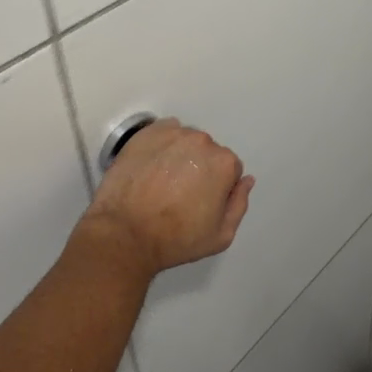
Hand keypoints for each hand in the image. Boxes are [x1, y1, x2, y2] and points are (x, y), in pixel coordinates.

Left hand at [80, 118, 253, 275]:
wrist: (124, 235)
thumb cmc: (176, 239)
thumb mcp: (220, 235)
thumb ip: (239, 204)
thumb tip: (246, 181)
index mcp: (224, 164)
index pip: (230, 170)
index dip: (217, 188)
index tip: (200, 203)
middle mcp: (202, 142)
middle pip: (208, 153)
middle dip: (200, 169)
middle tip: (179, 194)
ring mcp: (173, 134)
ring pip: (185, 142)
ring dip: (180, 156)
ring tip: (161, 182)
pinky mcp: (146, 134)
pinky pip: (164, 132)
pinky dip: (162, 145)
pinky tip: (152, 166)